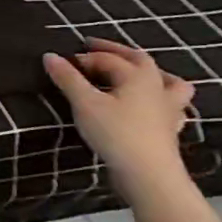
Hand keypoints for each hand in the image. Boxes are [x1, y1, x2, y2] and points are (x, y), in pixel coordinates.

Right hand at [43, 38, 194, 175]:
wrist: (148, 174)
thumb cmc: (115, 133)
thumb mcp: (84, 103)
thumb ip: (68, 78)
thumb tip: (50, 56)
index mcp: (138, 76)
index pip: (108, 59)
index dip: (85, 58)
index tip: (63, 63)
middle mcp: (157, 86)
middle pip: (140, 61)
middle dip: (116, 52)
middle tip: (95, 48)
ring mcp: (168, 108)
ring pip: (169, 82)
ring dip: (151, 73)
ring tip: (137, 74)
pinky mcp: (170, 129)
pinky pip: (171, 107)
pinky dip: (162, 101)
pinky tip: (154, 108)